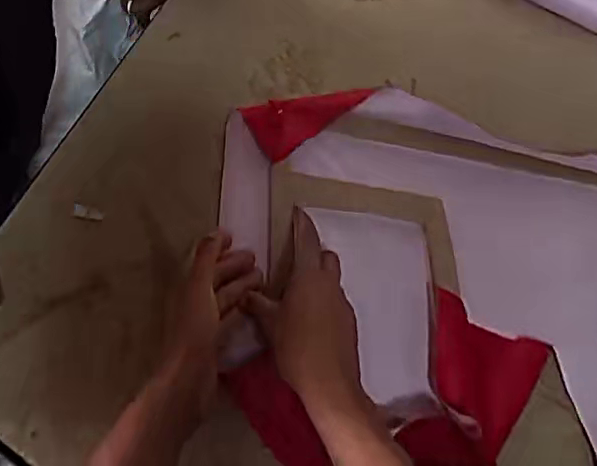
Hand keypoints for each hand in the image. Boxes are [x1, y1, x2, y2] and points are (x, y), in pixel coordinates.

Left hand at [159, 230, 261, 410]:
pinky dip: (242, 309)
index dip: (219, 249)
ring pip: (225, 299)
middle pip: (216, 279)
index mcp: (188, 288)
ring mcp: (204, 325)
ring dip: (242, 287)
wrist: (188, 382)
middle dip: (235, 267)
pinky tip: (254, 306)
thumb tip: (216, 232)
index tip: (236, 238)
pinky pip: (230, 320)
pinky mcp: (214, 345)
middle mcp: (194, 303)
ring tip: (262, 279)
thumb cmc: (193, 330)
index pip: (205, 262)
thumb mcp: (198, 287)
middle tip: (257, 259)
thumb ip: (205, 259)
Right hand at [245, 211, 364, 414]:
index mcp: (308, 275)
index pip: (307, 238)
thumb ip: (258, 304)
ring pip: (332, 280)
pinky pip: (336, 302)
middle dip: (313, 253)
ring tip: (300, 297)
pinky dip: (325, 303)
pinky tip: (312, 322)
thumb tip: (247, 293)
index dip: (302, 223)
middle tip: (295, 263)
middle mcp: (329, 282)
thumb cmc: (296, 347)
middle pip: (325, 255)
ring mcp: (342, 302)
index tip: (297, 211)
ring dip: (319, 280)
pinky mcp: (349, 322)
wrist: (330, 385)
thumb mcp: (270, 324)